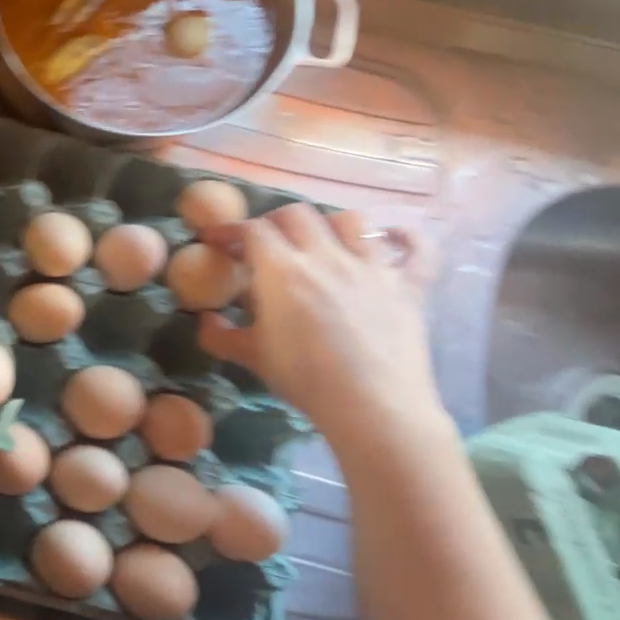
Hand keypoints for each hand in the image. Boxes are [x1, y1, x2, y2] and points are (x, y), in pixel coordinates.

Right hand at [197, 204, 443, 452]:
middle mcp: (327, 257)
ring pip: (351, 220)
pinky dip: (403, 236)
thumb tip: (203, 319)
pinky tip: (389, 239)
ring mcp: (373, 267)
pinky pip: (416, 247)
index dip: (231, 230)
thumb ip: (220, 334)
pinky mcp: (410, 284)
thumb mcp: (251, 356)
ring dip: (329, 223)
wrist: (373, 405)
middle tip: (264, 240)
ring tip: (320, 241)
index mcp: (282, 272)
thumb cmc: (305, 379)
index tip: (217, 240)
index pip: (253, 230)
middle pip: (297, 214)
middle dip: (274, 221)